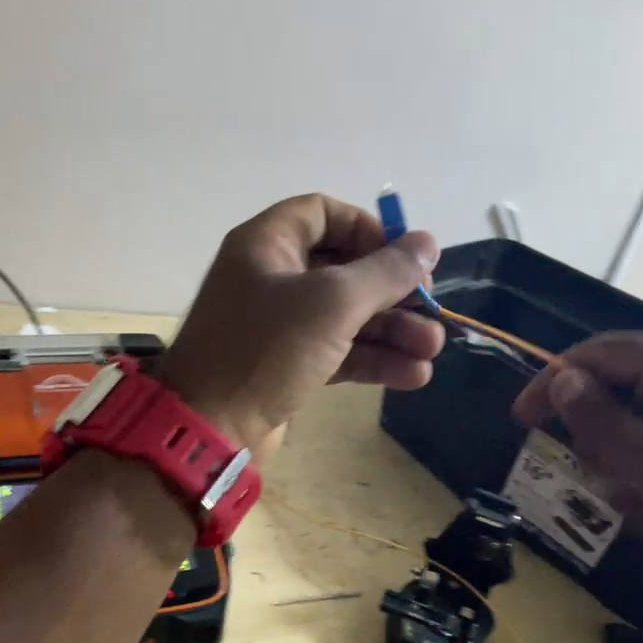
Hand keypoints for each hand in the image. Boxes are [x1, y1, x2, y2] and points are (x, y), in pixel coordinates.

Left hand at [159, 193, 444, 455]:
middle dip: (393, 292)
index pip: (325, 213)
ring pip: (345, 317)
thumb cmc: (265, 350)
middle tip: (432, 312)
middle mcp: (271, 278)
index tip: (405, 258)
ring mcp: (277, 326)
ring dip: (391, 331)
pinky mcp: (286, 367)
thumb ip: (384, 272)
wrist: (210, 428)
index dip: (370, 230)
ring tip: (432, 350)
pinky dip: (371, 361)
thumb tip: (428, 243)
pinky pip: (336, 352)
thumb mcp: (331, 303)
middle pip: (344, 269)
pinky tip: (412, 376)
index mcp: (267, 244)